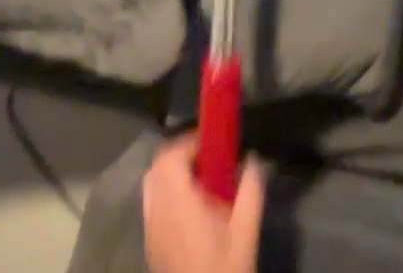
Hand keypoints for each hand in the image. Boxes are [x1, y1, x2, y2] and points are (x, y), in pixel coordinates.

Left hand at [142, 135, 264, 272]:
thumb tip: (252, 159)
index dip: (188, 141)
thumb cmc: (224, 267)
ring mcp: (150, 228)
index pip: (170, 158)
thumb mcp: (247, 230)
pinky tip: (190, 207)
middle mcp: (158, 212)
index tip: (213, 142)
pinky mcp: (150, 242)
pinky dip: (167, 192)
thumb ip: (251, 189)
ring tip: (201, 181)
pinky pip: (152, 203)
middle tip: (210, 159)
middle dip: (181, 154)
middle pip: (157, 166)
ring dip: (172, 173)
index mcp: (179, 205)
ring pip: (152, 184)